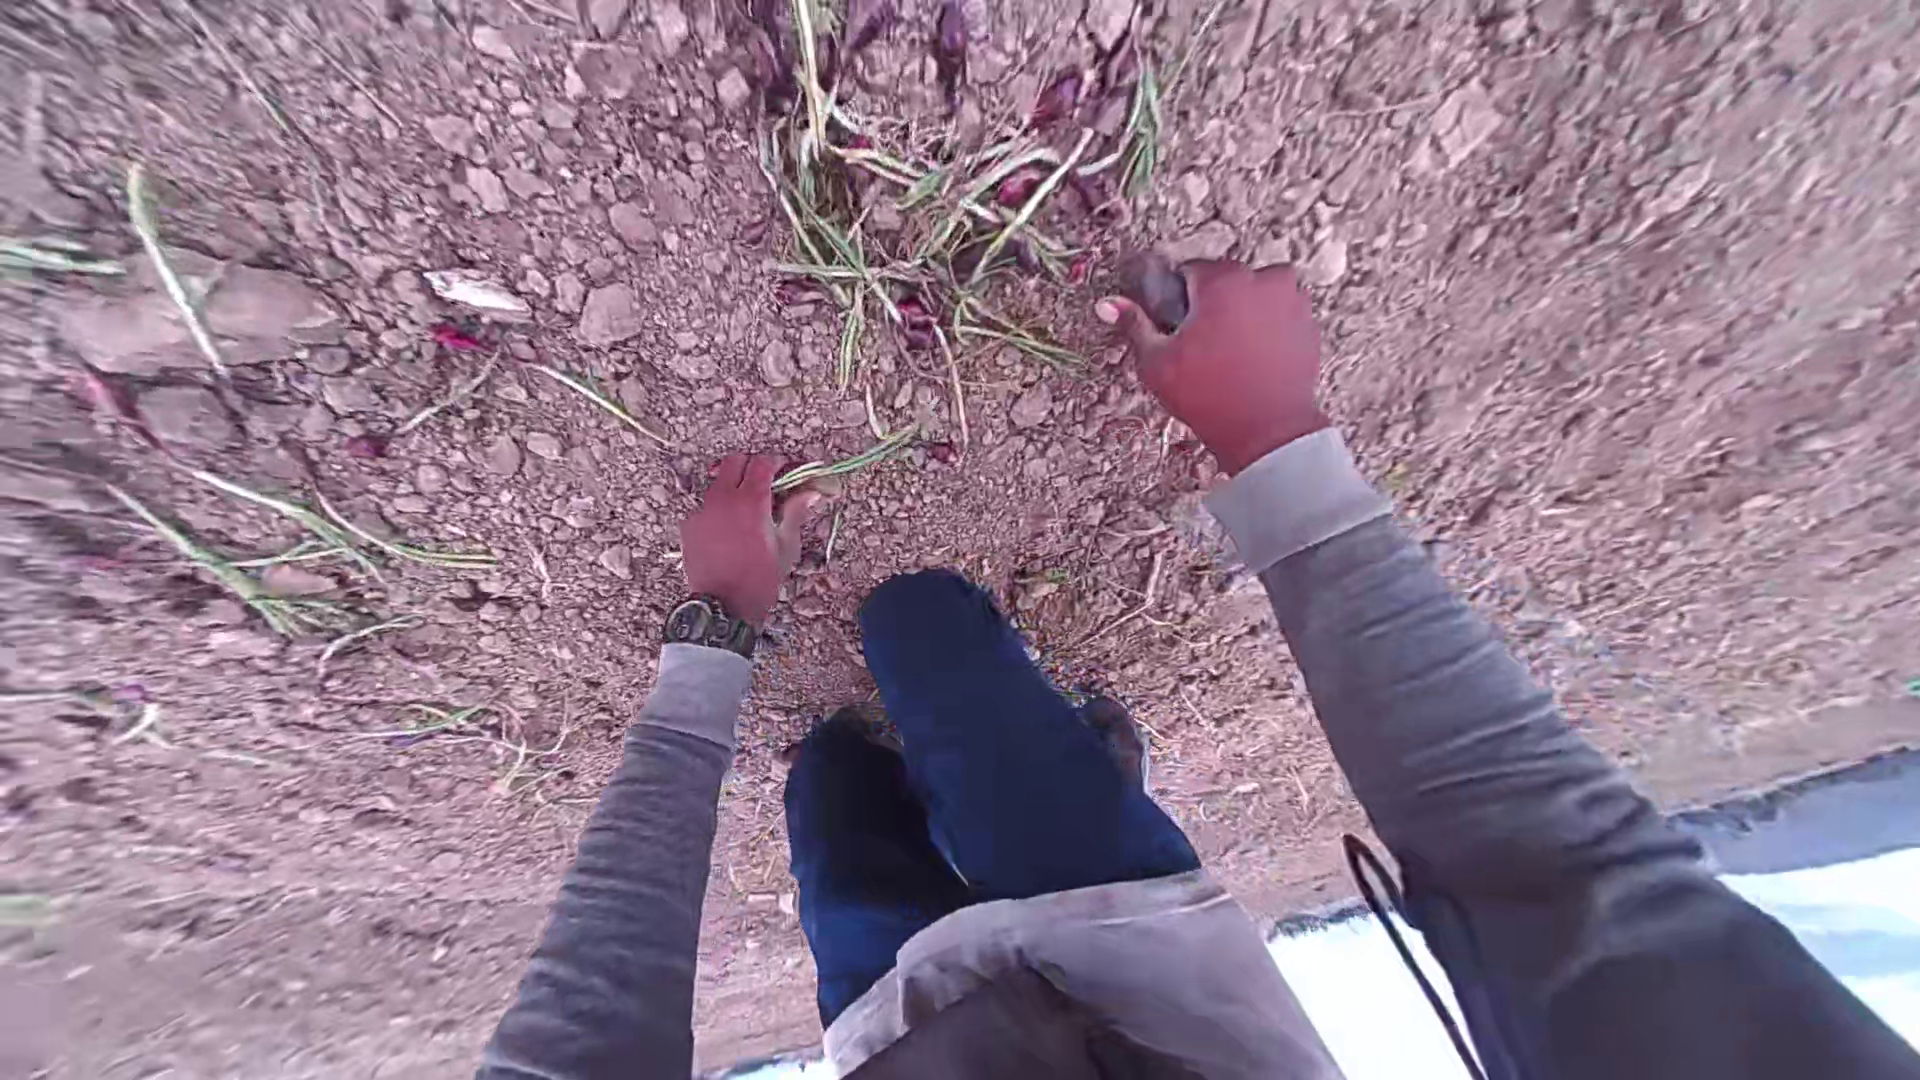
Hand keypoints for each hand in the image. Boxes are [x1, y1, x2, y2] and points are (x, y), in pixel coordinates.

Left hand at [680, 454, 824, 627]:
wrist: (723, 606)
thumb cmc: (760, 579)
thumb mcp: (786, 546)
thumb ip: (795, 512)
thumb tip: (811, 492)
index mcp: (751, 502)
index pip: (763, 463)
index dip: (778, 462)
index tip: (787, 469)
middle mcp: (722, 499)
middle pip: (735, 461)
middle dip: (753, 465)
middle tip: (768, 482)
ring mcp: (702, 510)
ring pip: (719, 482)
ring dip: (736, 485)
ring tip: (750, 508)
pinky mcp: (690, 524)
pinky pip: (707, 505)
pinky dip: (721, 507)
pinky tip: (731, 529)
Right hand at [1097, 260, 1329, 474]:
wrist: (1266, 430)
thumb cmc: (1210, 396)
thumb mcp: (1157, 362)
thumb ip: (1135, 326)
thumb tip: (1108, 304)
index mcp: (1224, 281)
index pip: (1190, 271)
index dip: (1176, 300)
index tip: (1174, 325)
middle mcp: (1264, 279)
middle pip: (1224, 283)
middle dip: (1209, 308)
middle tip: (1198, 347)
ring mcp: (1292, 300)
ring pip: (1252, 298)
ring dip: (1237, 316)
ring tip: (1224, 356)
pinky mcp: (1307, 323)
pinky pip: (1276, 316)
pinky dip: (1262, 330)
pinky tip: (1246, 360)